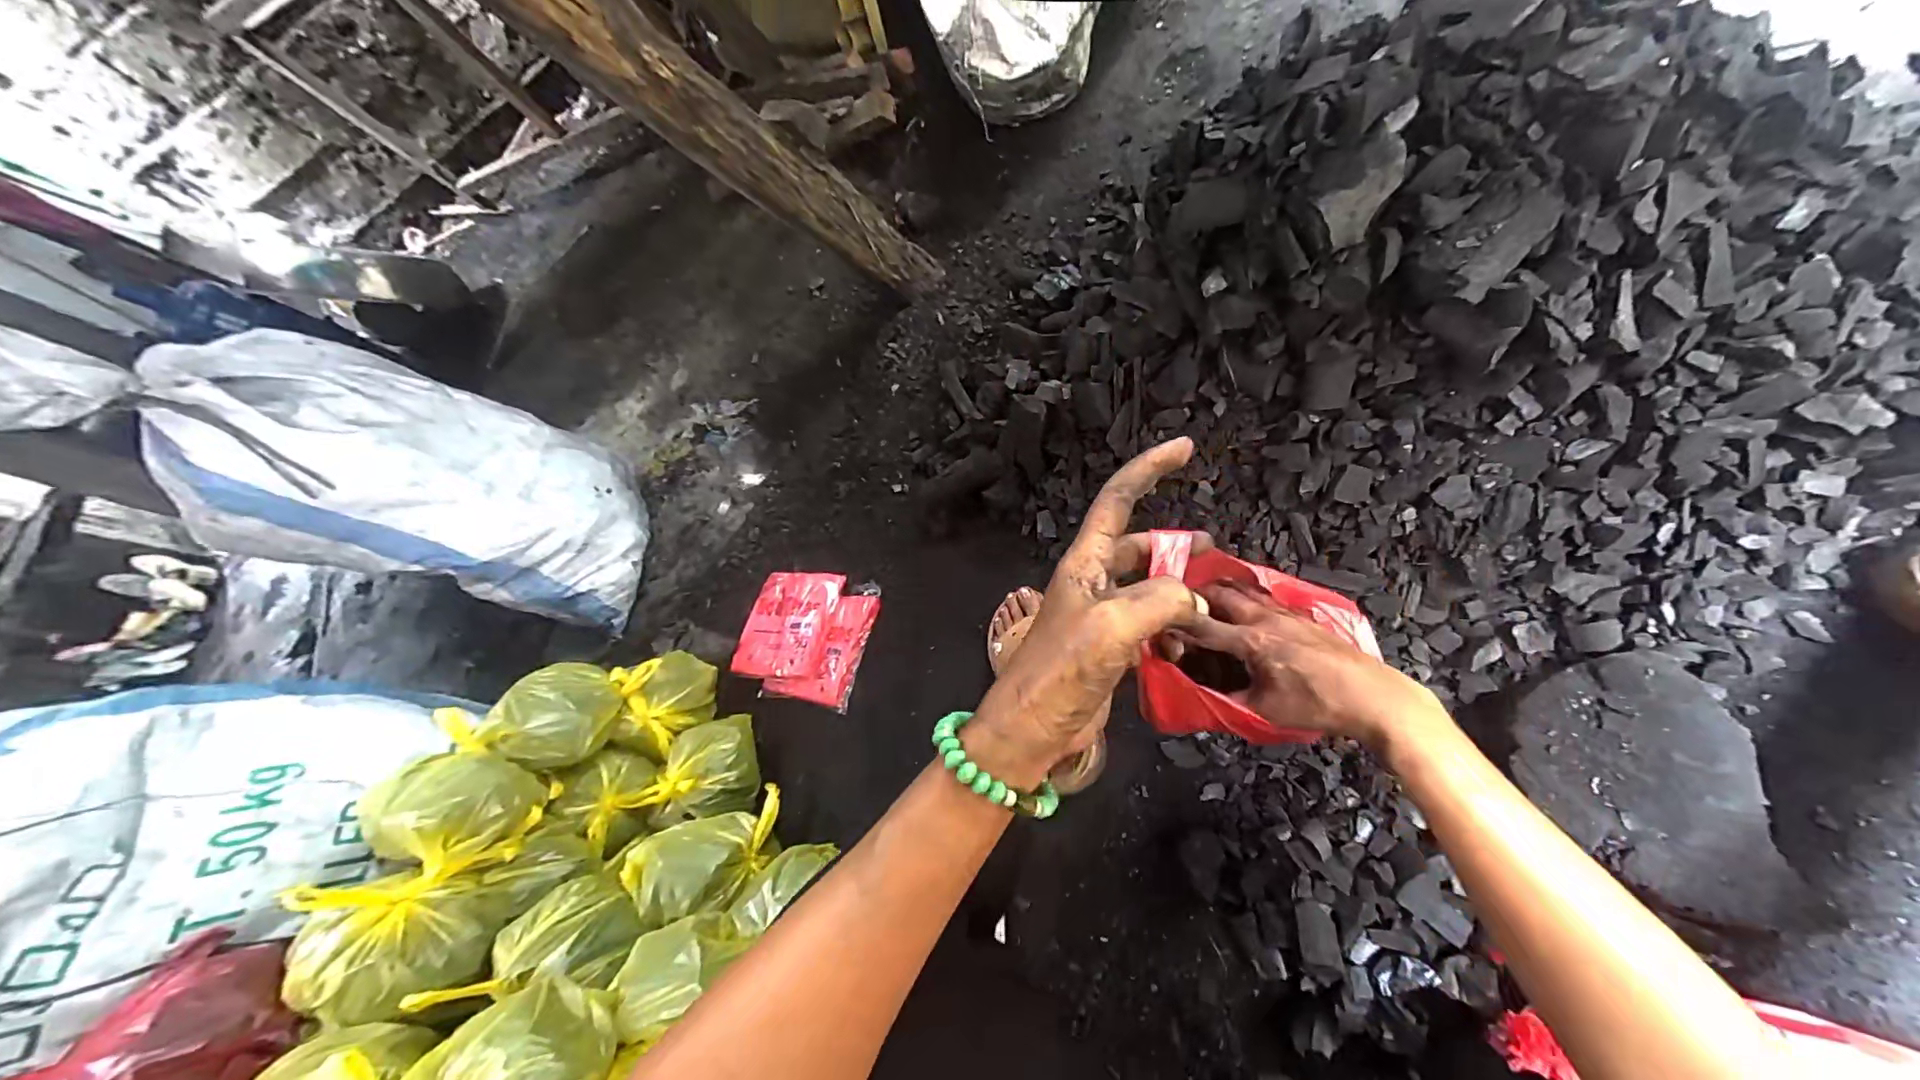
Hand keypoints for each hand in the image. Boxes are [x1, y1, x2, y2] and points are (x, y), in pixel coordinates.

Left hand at [964, 437, 1212, 787]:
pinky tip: (1184, 647)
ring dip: (1177, 592)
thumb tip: (1193, 599)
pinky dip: (1170, 631)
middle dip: (1175, 546)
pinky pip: (1149, 626)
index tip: (1182, 448)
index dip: (1149, 469)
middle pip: (1138, 547)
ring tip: (1210, 604)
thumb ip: (1160, 600)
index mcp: (1084, 563)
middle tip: (1212, 553)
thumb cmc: (1062, 672)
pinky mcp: (1109, 648)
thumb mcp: (1113, 626)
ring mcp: (1101, 616)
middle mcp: (1091, 582)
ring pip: (1148, 588)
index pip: (1117, 500)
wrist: (1033, 728)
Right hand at [1178, 578, 1446, 750]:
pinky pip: (1265, 597)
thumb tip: (1202, 692)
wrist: (1376, 698)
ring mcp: (1286, 614)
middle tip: (1178, 601)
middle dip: (1195, 595)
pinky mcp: (1303, 617)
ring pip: (1245, 589)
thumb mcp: (1264, 709)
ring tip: (1204, 594)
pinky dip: (1246, 596)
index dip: (1176, 625)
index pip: (1202, 626)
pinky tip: (1245, 605)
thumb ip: (1228, 696)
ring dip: (1222, 589)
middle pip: (1221, 593)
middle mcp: (1266, 619)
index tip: (1160, 625)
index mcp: (1251, 641)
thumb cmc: (1319, 705)